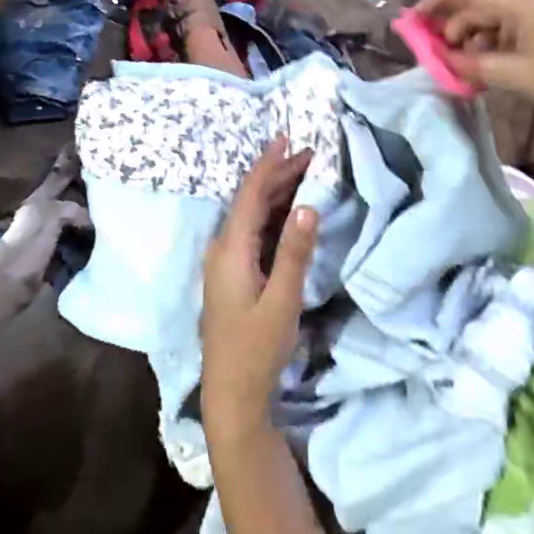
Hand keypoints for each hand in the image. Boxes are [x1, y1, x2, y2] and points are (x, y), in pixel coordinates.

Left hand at [201, 136, 317, 438]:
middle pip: (251, 201)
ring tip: (305, 174)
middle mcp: (222, 248)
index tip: (288, 138)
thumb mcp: (283, 302)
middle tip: (310, 155)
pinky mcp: (233, 275)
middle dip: (278, 174)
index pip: (251, 194)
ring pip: (251, 215)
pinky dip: (273, 215)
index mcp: (230, 250)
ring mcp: (225, 262)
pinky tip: (291, 211)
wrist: (231, 394)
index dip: (269, 164)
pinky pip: (253, 232)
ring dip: (277, 193)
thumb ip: (295, 253)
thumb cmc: (256, 349)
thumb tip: (308, 205)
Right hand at [413, 0, 533, 121]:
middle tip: (433, 53)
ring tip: (455, 66)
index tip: (412, 18)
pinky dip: (485, 49)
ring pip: (488, 22)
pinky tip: (476, 68)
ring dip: (468, 42)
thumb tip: (442, 61)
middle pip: (478, 7)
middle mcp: (528, 3)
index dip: (438, 3)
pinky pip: (502, 34)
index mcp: (525, 4)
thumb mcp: (520, 76)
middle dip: (452, 28)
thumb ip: (476, 66)